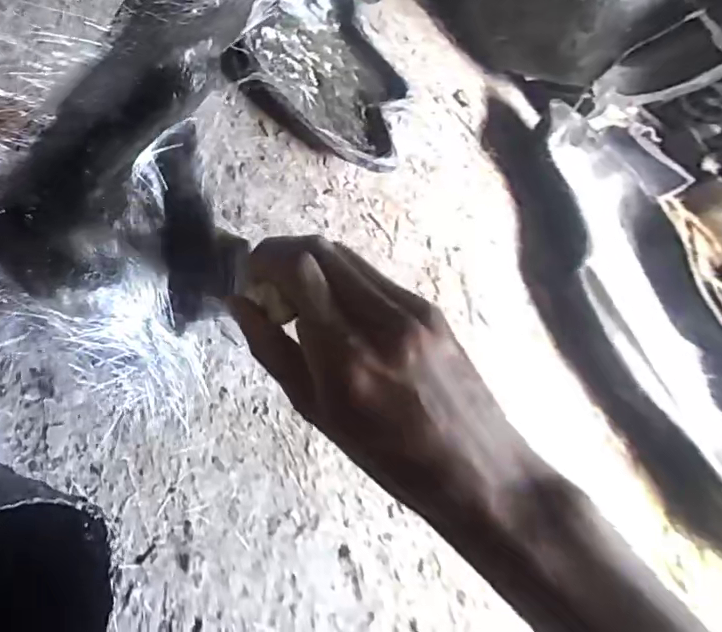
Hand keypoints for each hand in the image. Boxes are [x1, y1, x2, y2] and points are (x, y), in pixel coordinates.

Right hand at [230, 236, 543, 523]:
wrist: (482, 474)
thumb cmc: (388, 457)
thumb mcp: (316, 411)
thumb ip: (270, 349)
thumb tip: (239, 302)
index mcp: (346, 355)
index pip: (300, 269)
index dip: (265, 260)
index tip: (251, 280)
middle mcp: (380, 321)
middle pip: (318, 248)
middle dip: (281, 254)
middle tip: (269, 285)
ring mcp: (411, 309)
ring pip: (343, 254)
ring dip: (309, 262)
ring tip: (301, 298)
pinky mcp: (429, 307)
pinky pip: (369, 274)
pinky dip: (340, 277)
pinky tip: (339, 309)